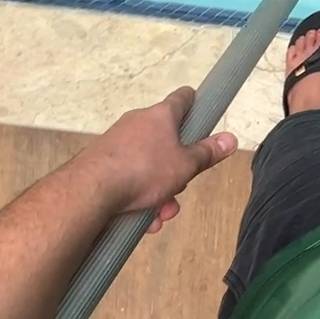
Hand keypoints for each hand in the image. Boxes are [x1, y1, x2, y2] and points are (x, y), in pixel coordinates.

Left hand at [69, 87, 237, 231]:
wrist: (88, 192)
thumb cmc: (144, 170)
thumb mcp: (185, 165)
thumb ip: (208, 153)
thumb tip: (231, 138)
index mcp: (161, 116)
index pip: (183, 98)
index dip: (196, 104)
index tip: (203, 115)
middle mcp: (137, 123)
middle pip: (166, 140)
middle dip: (177, 169)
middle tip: (180, 189)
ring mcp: (116, 142)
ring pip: (148, 164)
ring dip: (159, 190)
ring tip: (160, 214)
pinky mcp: (100, 162)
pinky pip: (128, 177)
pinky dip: (138, 196)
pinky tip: (142, 220)